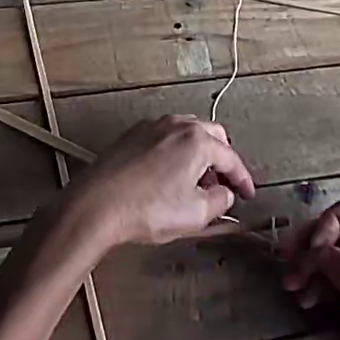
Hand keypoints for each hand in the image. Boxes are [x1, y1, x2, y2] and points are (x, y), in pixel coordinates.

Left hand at [63, 115, 255, 248]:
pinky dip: (175, 153)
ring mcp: (153, 127)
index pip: (231, 158)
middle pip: (213, 137)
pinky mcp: (133, 136)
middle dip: (222, 161)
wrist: (94, 208)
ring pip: (188, 134)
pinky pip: (165, 138)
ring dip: (198, 155)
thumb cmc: (142, 209)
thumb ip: (220, 201)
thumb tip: (224, 195)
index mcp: (198, 140)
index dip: (243, 179)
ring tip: (194, 183)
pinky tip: (168, 177)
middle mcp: (178, 125)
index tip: (246, 192)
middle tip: (223, 184)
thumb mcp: (195, 214)